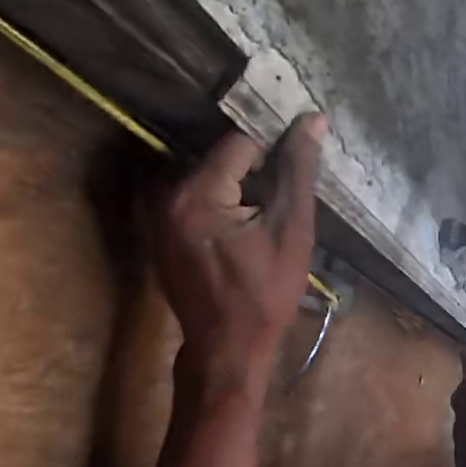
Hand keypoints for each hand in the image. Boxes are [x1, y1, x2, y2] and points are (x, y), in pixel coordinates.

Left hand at [153, 113, 326, 362]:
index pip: (241, 142)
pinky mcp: (156, 226)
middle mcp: (165, 193)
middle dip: (253, 173)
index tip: (289, 182)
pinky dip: (219, 203)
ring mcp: (155, 211)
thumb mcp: (291, 231)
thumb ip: (298, 171)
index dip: (273, 156)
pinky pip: (195, 195)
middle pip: (221, 157)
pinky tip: (238, 234)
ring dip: (238, 188)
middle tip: (273, 210)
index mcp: (196, 192)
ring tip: (258, 224)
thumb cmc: (265, 294)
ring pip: (209, 175)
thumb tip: (311, 120)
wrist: (225, 346)